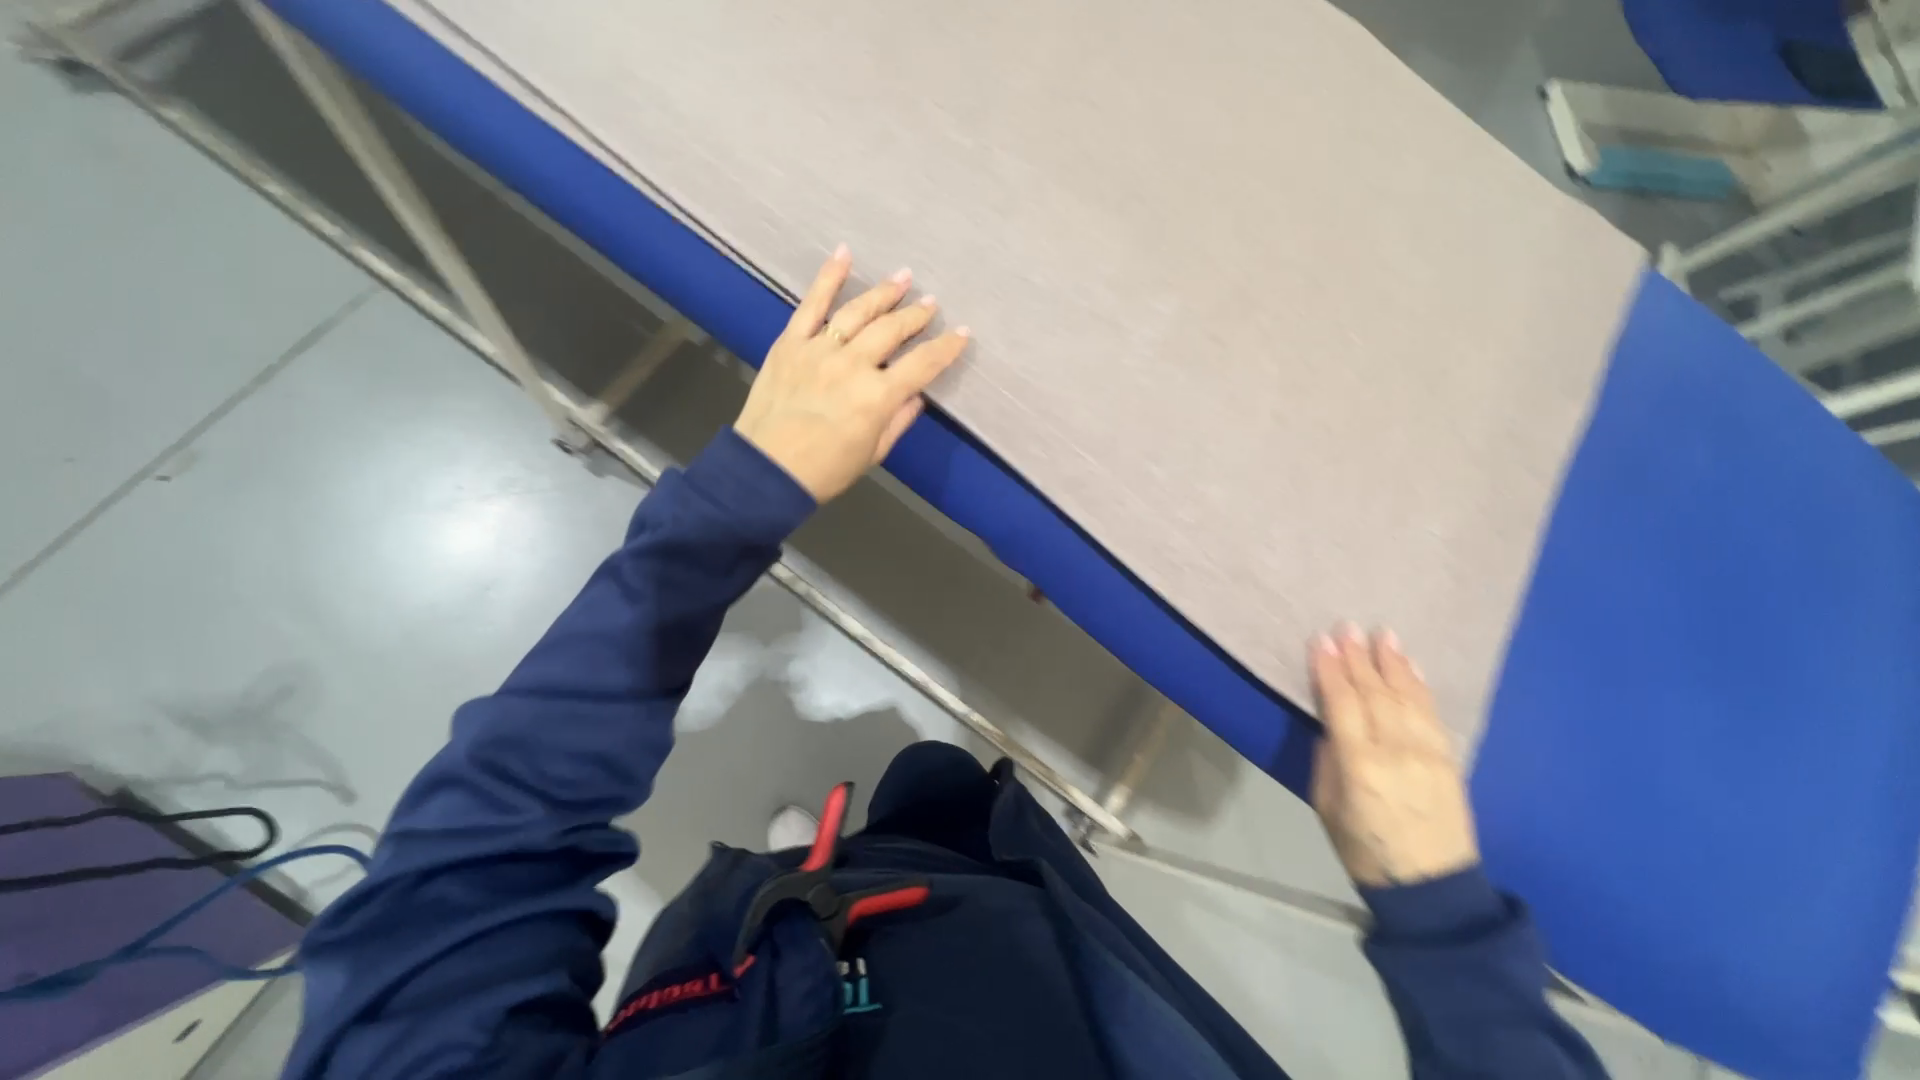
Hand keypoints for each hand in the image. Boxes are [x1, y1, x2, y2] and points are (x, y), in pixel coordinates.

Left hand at [734, 245, 970, 501]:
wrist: (765, 470)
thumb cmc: (825, 471)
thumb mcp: (873, 453)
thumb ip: (898, 420)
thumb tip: (916, 395)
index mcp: (878, 397)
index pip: (923, 364)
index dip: (946, 348)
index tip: (962, 334)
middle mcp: (853, 365)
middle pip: (893, 330)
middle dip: (916, 315)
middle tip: (930, 304)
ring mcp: (820, 350)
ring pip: (859, 312)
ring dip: (884, 293)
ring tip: (903, 278)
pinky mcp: (790, 343)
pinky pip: (811, 304)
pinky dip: (828, 277)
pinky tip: (843, 254)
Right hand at [1309, 624, 1478, 887]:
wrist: (1431, 887)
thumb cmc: (1364, 850)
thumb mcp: (1327, 805)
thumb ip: (1330, 759)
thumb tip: (1334, 725)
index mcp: (1360, 765)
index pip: (1342, 703)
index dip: (1330, 669)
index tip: (1320, 640)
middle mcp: (1397, 750)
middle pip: (1375, 692)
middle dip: (1359, 657)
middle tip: (1346, 626)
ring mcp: (1429, 753)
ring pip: (1407, 697)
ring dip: (1393, 663)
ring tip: (1382, 634)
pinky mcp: (1450, 759)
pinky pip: (1431, 713)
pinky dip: (1419, 686)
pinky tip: (1410, 668)